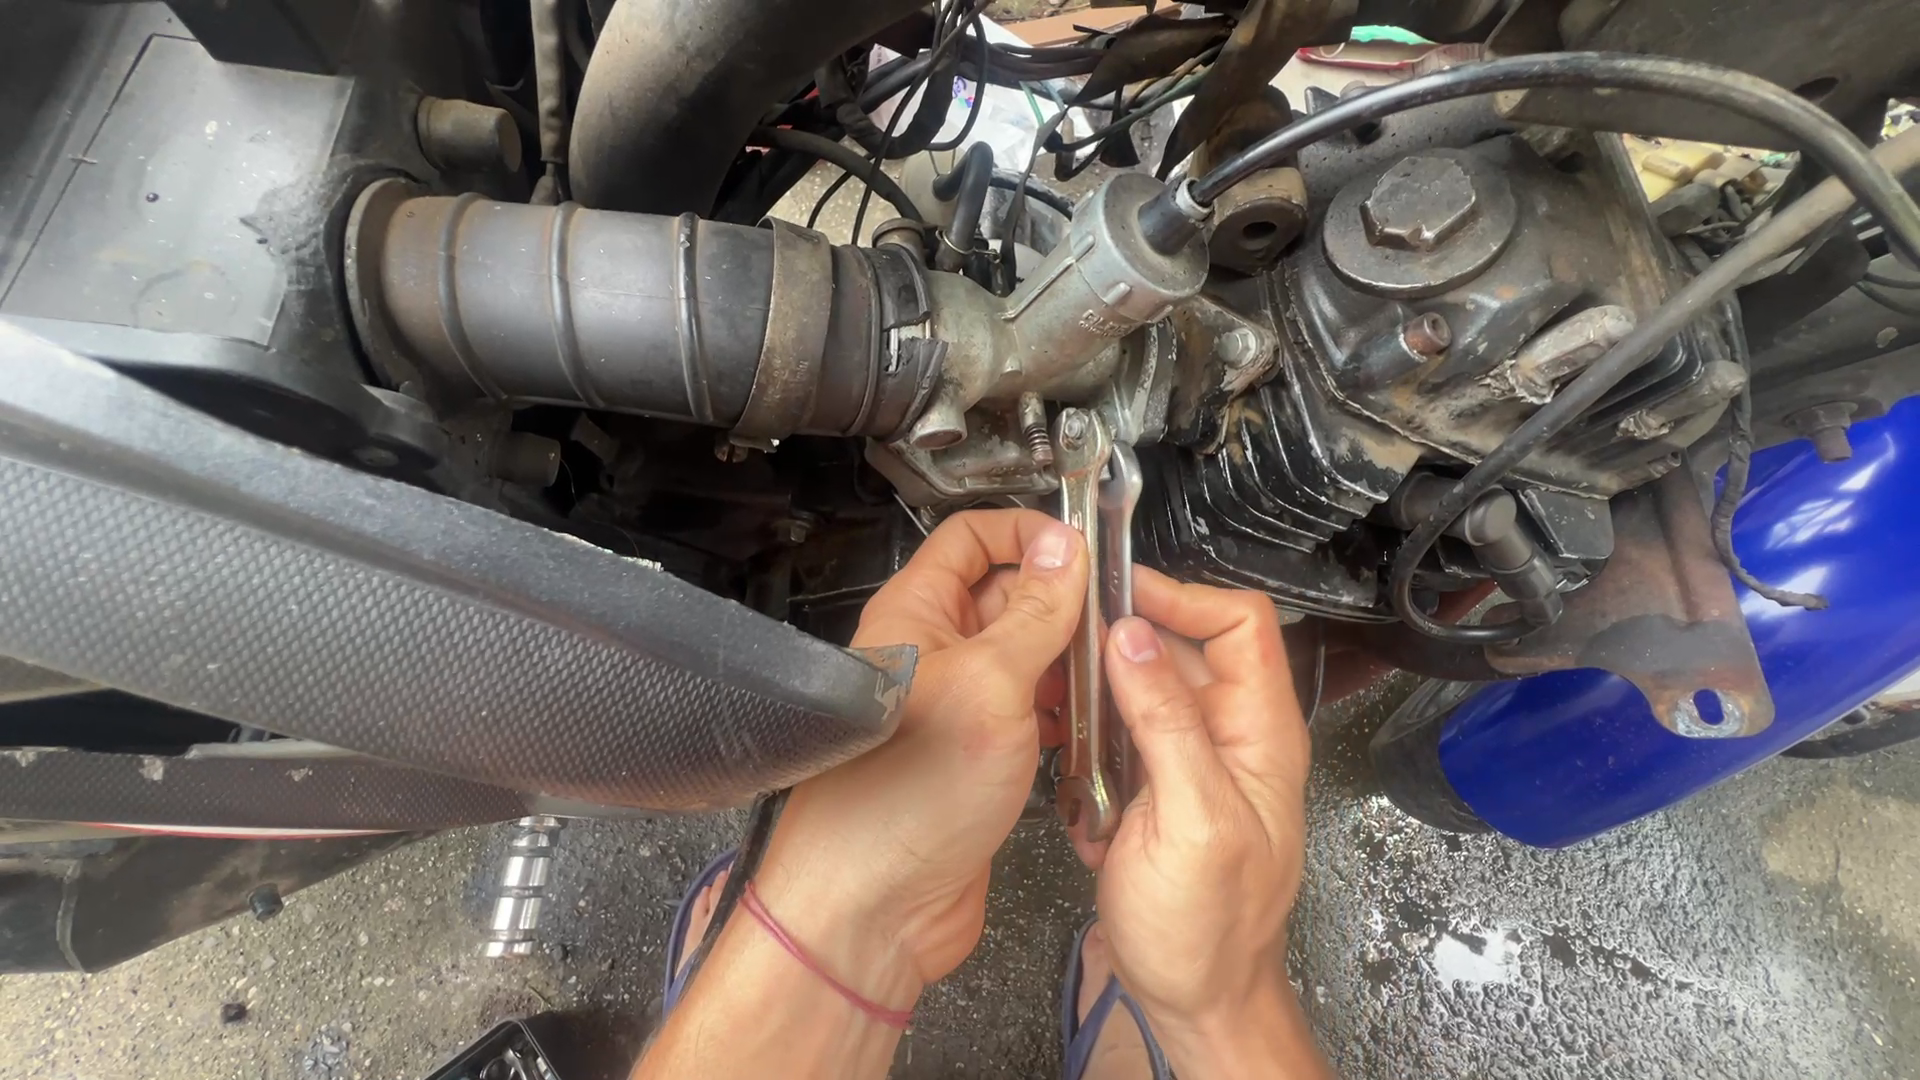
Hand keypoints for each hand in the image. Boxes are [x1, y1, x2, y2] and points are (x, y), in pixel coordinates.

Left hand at [752, 509, 1087, 1002]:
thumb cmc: (905, 794)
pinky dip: (1060, 708)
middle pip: (1004, 594)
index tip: (1079, 550)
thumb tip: (1064, 549)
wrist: (875, 907)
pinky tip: (1088, 722)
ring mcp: (957, 702)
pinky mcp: (977, 749)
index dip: (1025, 534)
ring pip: (1022, 653)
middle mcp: (933, 651)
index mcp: (916, 613)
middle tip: (1108, 620)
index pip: (972, 538)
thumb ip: (1033, 613)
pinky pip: (1026, 707)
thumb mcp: (988, 684)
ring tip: (1105, 674)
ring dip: (1066, 659)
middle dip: (1058, 602)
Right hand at [1092, 568, 1311, 1041]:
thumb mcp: (1193, 821)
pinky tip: (1064, 755)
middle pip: (1177, 643)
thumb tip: (1132, 635)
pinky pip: (1112, 723)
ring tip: (1055, 705)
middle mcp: (1222, 728)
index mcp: (1257, 730)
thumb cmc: (1208, 927)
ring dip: (1093, 690)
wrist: (1192, 996)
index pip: (1238, 623)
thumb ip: (1167, 723)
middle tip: (1064, 646)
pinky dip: (1083, 730)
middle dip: (1119, 642)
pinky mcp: (1146, 774)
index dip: (1183, 598)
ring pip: (1136, 681)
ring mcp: (1181, 751)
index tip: (1118, 598)